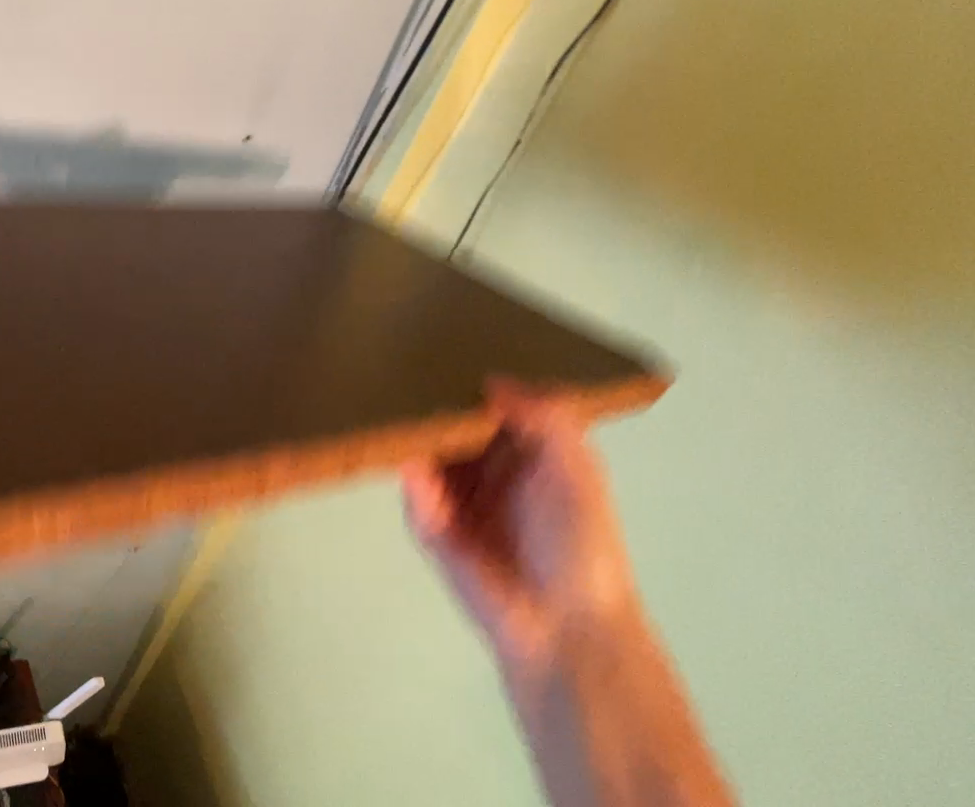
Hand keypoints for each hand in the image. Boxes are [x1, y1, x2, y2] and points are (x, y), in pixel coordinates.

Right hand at [403, 380, 637, 671]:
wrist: (564, 624)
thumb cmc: (580, 544)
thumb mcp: (578, 471)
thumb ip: (546, 419)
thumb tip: (491, 380)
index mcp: (523, 450)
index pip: (487, 404)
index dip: (468, 380)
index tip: (443, 350)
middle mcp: (482, 467)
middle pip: (446, 424)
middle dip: (428, 404)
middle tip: (403, 374)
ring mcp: (451, 496)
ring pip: (422, 454)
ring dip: (411, 438)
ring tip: (393, 412)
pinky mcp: (428, 526)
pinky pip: (414, 497)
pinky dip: (414, 485)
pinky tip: (415, 471)